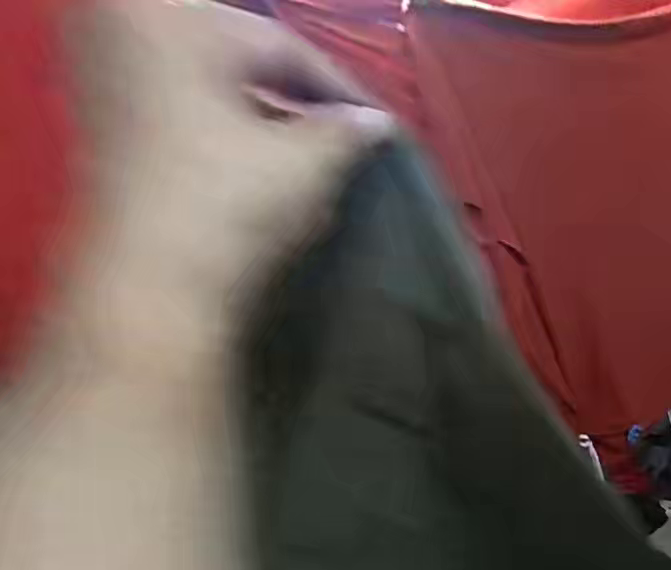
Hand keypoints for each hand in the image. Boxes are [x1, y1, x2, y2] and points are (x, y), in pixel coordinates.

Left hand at [65, 0, 389, 312]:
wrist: (163, 263)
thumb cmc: (238, 200)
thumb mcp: (311, 163)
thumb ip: (349, 132)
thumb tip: (379, 122)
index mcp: (172, 20)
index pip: (283, 45)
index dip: (346, 90)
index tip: (389, 129)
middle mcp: (122, 21)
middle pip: (242, 49)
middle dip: (303, 90)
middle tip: (357, 133)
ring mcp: (100, 60)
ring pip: (212, 69)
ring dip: (270, 101)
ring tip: (319, 143)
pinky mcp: (102, 102)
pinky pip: (182, 89)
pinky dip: (232, 112)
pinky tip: (268, 147)